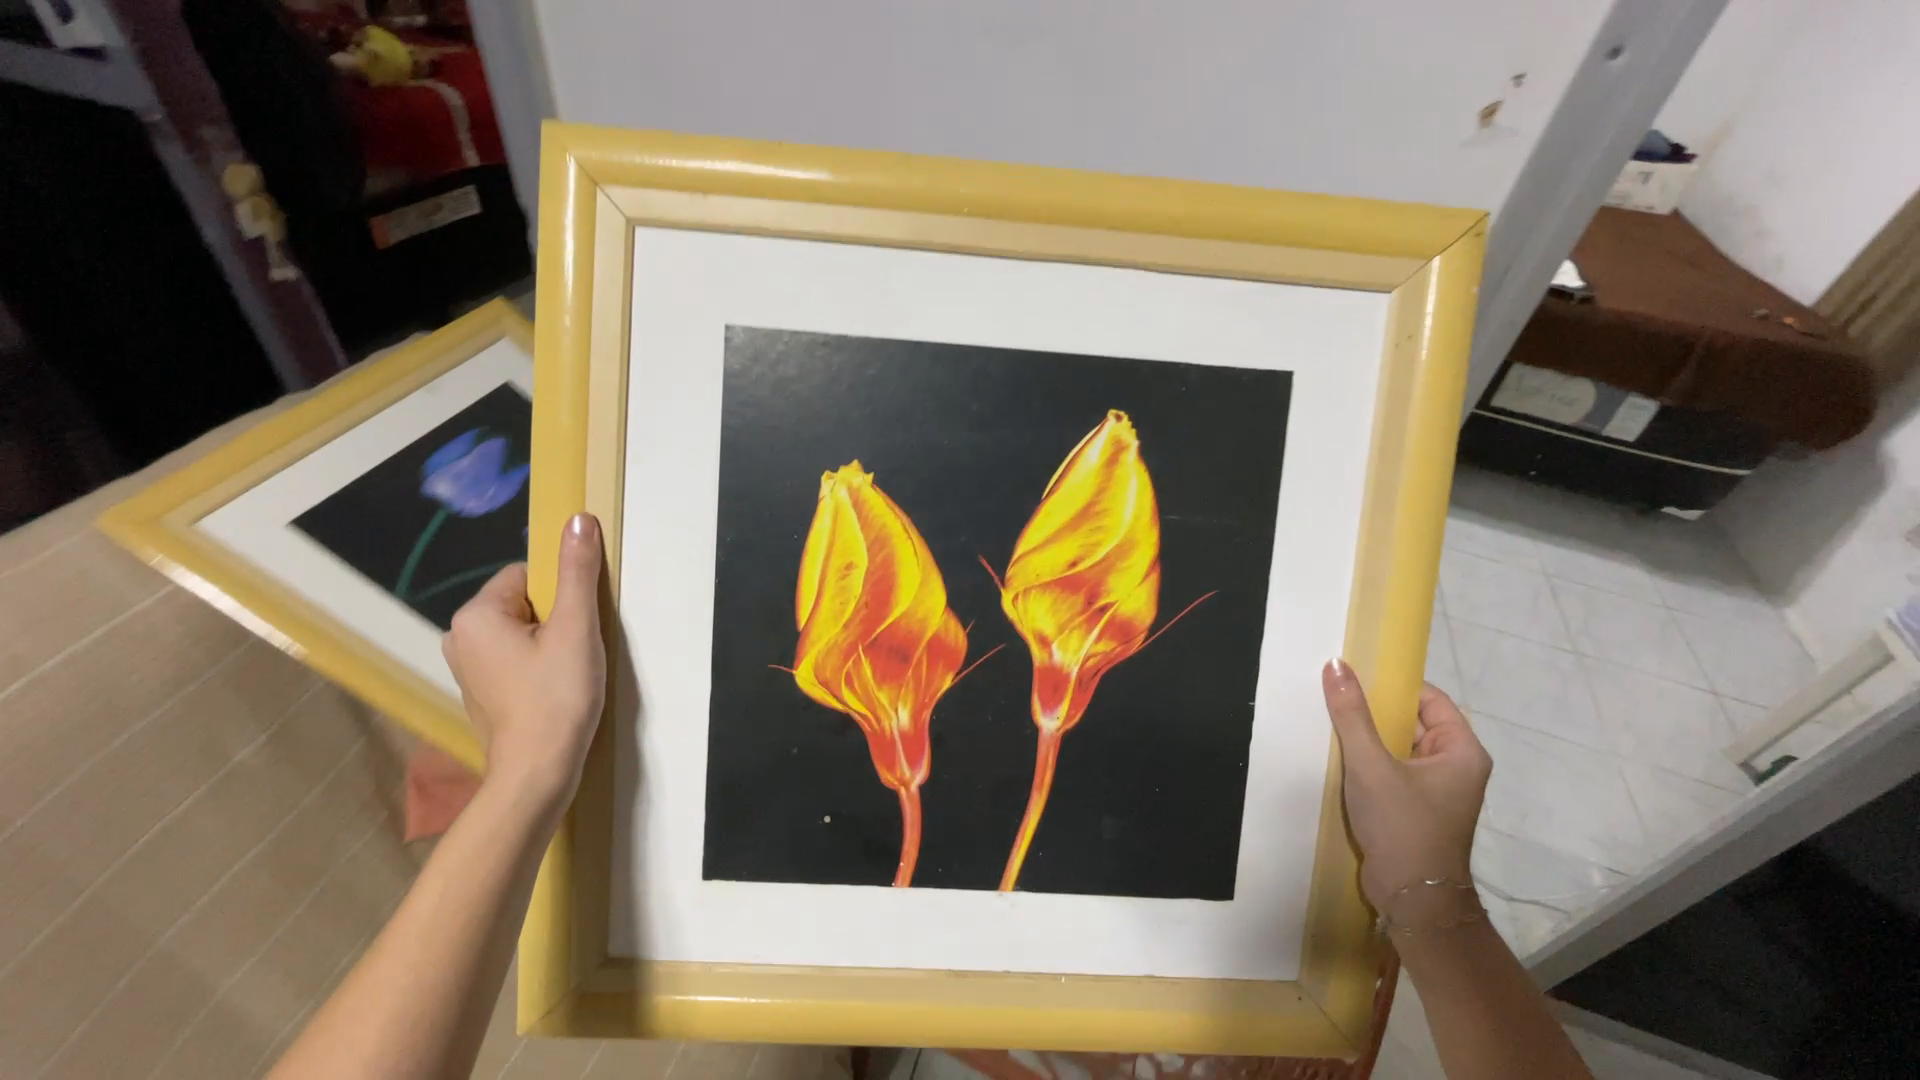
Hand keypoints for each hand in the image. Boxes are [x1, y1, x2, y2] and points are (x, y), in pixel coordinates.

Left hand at [443, 513, 606, 811]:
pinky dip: (539, 666)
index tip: (579, 624)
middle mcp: (459, 635)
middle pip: (525, 602)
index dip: (562, 594)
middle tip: (578, 650)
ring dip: (551, 643)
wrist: (538, 772)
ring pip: (523, 632)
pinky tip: (556, 690)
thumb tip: (577, 518)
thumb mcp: (575, 628)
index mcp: (475, 614)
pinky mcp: (480, 692)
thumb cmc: (556, 696)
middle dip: (557, 619)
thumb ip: (577, 571)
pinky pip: (515, 658)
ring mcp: (467, 667)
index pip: (529, 575)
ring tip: (570, 672)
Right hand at [1321, 660, 1490, 910]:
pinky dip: (1368, 763)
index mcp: (1461, 751)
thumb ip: (1351, 714)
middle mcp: (1455, 766)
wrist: (1412, 898)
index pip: (1429, 699)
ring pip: (1398, 747)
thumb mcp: (1370, 764)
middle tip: (1335, 698)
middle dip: (1374, 712)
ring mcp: (1437, 789)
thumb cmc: (1401, 825)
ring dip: (1368, 739)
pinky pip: (1392, 770)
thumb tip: (1336, 665)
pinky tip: (1339, 759)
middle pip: (1412, 721)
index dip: (1393, 685)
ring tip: (1331, 725)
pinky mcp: (1416, 807)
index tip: (1355, 677)